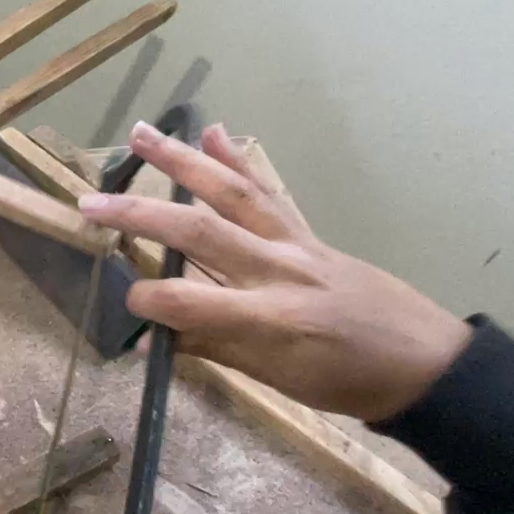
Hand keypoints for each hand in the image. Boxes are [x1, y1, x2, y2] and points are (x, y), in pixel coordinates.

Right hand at [78, 121, 470, 421]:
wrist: (424, 364)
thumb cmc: (342, 381)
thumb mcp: (272, 377)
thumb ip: (209, 347)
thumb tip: (149, 338)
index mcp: (267, 319)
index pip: (184, 302)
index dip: (144, 301)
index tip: (126, 304)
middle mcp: (277, 271)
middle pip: (199, 233)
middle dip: (139, 214)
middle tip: (90, 200)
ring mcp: (294, 244)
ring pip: (232, 194)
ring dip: (182, 161)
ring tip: (142, 133)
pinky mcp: (307, 232)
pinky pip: (268, 191)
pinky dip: (239, 160)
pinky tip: (213, 133)